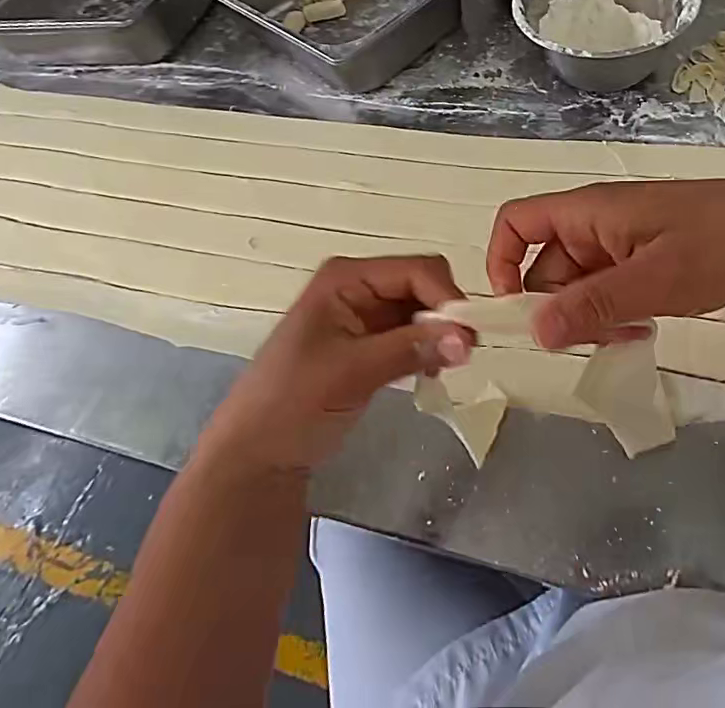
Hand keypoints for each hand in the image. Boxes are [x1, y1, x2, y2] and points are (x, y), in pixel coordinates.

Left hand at [197, 256, 475, 475]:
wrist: (256, 453)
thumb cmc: (291, 403)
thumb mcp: (351, 372)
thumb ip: (410, 349)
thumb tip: (466, 338)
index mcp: (346, 278)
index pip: (415, 270)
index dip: (445, 296)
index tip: (467, 336)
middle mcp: (359, 287)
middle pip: (422, 285)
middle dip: (445, 315)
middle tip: (460, 355)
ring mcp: (365, 316)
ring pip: (422, 312)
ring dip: (439, 335)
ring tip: (442, 368)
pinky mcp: (371, 343)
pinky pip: (414, 335)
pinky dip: (428, 350)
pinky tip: (429, 374)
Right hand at [487, 179, 724, 348]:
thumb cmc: (717, 244)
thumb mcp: (655, 280)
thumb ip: (593, 304)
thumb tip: (536, 332)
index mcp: (588, 213)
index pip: (517, 222)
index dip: (501, 260)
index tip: (514, 308)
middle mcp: (593, 225)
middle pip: (546, 266)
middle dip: (559, 307)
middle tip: (595, 337)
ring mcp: (616, 243)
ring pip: (576, 285)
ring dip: (589, 316)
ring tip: (629, 334)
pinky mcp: (636, 259)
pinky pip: (604, 289)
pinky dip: (611, 313)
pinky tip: (641, 328)